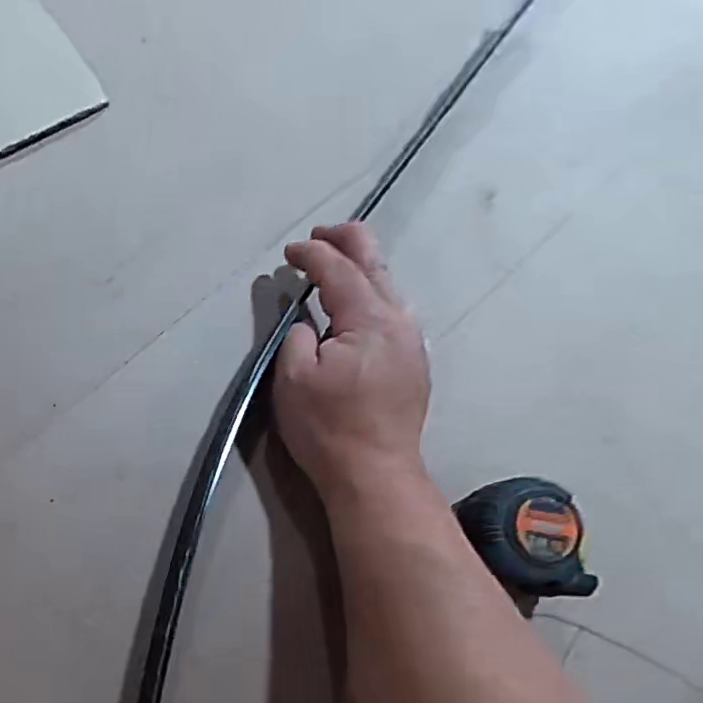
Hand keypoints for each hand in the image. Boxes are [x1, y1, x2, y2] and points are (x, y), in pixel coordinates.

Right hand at [272, 223, 431, 502]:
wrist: (373, 469)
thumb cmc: (326, 426)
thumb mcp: (292, 379)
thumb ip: (297, 339)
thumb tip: (306, 324)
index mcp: (368, 320)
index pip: (339, 272)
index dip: (313, 255)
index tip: (290, 251)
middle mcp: (398, 321)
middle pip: (377, 267)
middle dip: (350, 243)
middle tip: (325, 233)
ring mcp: (411, 342)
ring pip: (390, 289)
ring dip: (364, 268)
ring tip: (341, 262)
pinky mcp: (413, 363)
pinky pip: (394, 311)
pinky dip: (374, 294)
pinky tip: (361, 304)